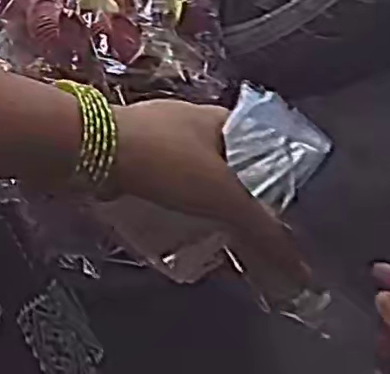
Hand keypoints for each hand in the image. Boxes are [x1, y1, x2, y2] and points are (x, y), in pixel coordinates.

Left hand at [110, 99, 310, 288]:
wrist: (86, 147)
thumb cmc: (162, 159)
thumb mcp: (224, 197)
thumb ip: (265, 234)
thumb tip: (303, 273)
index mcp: (206, 116)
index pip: (252, 136)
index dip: (272, 166)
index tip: (284, 202)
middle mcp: (175, 119)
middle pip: (217, 157)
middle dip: (232, 190)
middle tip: (250, 229)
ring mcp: (144, 133)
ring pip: (182, 169)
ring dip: (196, 199)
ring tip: (214, 234)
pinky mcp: (119, 151)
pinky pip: (154, 179)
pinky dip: (166, 201)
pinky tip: (174, 226)